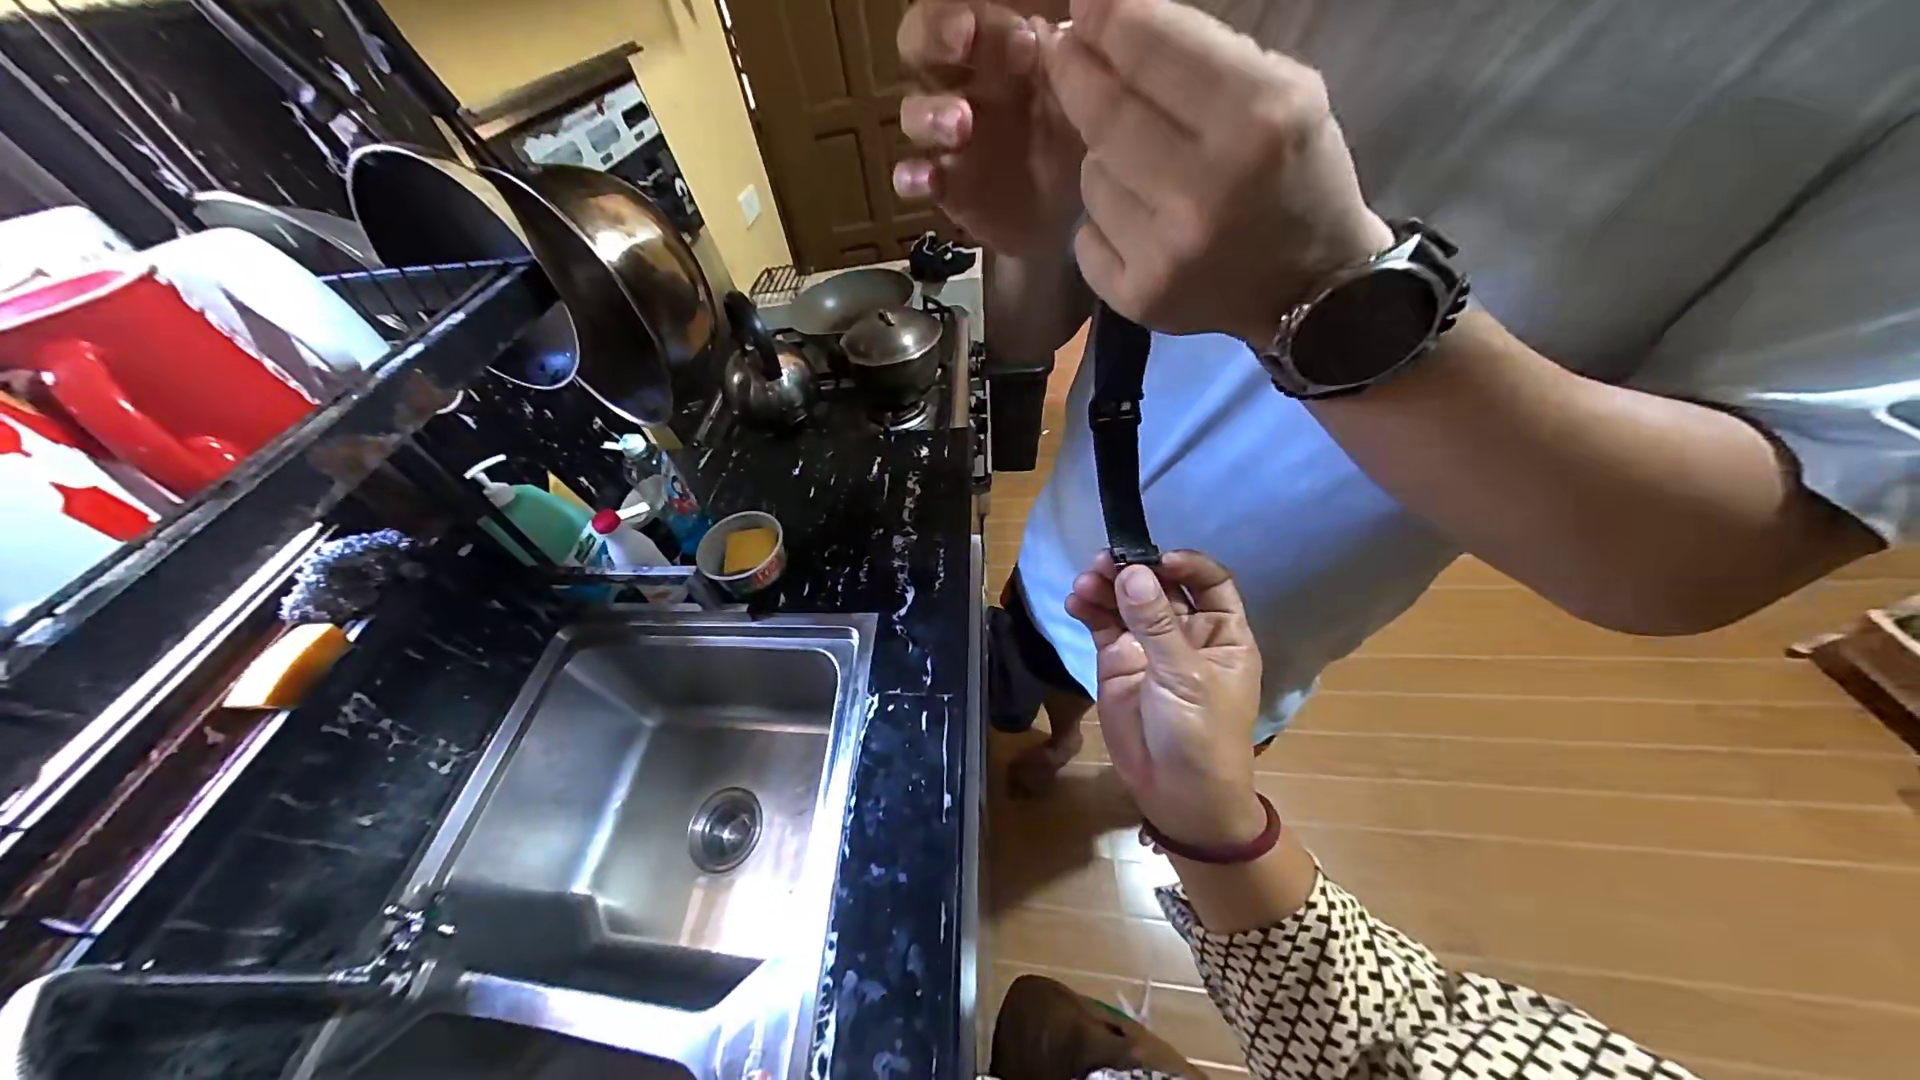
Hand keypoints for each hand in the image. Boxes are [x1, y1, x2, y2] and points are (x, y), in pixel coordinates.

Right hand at [895, 2, 1086, 258]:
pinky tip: (928, 179)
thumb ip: (1065, 60)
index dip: (957, 12)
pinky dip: (911, 176)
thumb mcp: (1080, 97)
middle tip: (960, 42)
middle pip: (919, 45)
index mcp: (995, 53)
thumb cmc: (1072, 142)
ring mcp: (948, 139)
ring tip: (959, 126)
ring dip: (928, 113)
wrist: (1069, 218)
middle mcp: (963, 87)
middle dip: (931, 36)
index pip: (958, 14)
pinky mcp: (944, 186)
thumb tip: (1047, 27)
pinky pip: (910, 175)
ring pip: (913, 112)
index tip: (984, 26)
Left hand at [1042, 0, 1394, 344]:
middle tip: (1064, 51)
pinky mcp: (1136, 298)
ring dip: (1105, 161)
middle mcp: (1201, 193)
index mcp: (1255, 123)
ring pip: (1091, 178)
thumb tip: (1108, 25)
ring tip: (1147, 171)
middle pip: (1104, 116)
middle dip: (1075, 73)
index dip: (1107, 19)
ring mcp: (1162, 255)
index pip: (1154, 52)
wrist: (1306, 287)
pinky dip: (1104, 221)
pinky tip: (1141, 226)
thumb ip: (1201, 58)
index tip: (1082, 4)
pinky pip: (1087, 237)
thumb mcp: (1282, 93)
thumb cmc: (1296, 179)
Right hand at [1066, 550, 1265, 847]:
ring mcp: (1148, 646)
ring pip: (1126, 602)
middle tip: (1104, 562)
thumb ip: (1156, 625)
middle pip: (1160, 586)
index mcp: (1221, 633)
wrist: (1175, 794)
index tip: (1155, 559)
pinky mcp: (1117, 661)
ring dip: (1106, 586)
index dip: (1185, 565)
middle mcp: (1184, 632)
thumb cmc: (1201, 735)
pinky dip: (1088, 609)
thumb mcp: (1185, 678)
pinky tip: (1075, 601)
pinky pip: (1102, 625)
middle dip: (1134, 571)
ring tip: (1085, 581)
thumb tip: (1133, 573)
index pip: (1209, 582)